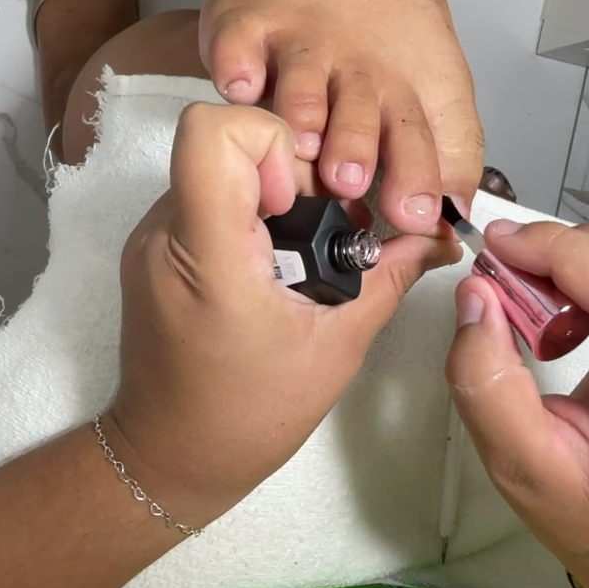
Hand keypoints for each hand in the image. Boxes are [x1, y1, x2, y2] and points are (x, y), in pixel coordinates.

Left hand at [109, 103, 457, 525]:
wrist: (170, 454)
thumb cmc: (249, 415)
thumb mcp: (336, 344)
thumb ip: (387, 277)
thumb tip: (436, 239)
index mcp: (209, 254)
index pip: (214, 133)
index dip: (272, 144)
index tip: (298, 202)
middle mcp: (166, 232)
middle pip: (225, 142)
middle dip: (288, 170)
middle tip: (321, 230)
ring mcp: (152, 238)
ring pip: (216, 166)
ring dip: (269, 193)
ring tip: (300, 253)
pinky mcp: (153, 249)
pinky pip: (203, 197)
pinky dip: (246, 213)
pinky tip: (272, 265)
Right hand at [200, 0, 482, 233]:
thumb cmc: (392, 19)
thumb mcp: (438, 82)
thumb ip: (448, 151)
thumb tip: (455, 214)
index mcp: (404, 94)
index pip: (418, 142)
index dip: (416, 182)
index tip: (415, 216)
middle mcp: (355, 72)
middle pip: (357, 120)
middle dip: (355, 150)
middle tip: (350, 178)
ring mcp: (300, 43)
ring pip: (301, 87)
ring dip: (304, 115)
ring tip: (304, 139)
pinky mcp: (249, 20)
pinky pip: (239, 46)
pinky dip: (237, 65)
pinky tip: (240, 85)